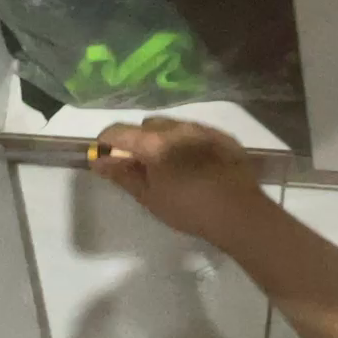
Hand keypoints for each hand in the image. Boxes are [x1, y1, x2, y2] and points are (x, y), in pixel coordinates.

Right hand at [93, 118, 273, 245]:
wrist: (239, 213)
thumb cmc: (188, 209)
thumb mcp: (149, 196)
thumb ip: (122, 174)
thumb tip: (97, 160)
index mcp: (153, 142)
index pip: (118, 131)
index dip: (106, 142)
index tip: (105, 156)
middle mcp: (177, 127)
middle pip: (148, 124)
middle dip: (140, 140)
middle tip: (143, 167)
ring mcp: (203, 129)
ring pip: (174, 125)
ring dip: (165, 139)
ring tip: (171, 166)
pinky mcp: (223, 136)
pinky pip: (197, 131)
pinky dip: (189, 142)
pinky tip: (196, 164)